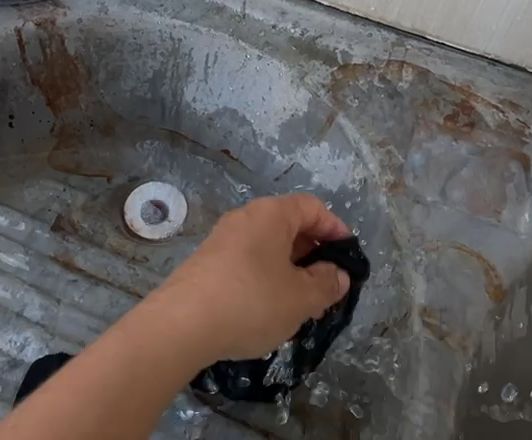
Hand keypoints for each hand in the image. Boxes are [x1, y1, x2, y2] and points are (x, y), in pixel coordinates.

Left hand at [139, 193, 352, 364]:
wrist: (182, 323)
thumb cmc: (251, 301)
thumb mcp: (300, 298)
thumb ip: (325, 284)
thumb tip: (339, 274)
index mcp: (272, 214)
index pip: (312, 207)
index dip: (335, 228)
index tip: (348, 256)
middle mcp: (247, 216)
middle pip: (289, 224)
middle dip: (312, 252)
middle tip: (327, 284)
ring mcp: (224, 238)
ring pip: (267, 245)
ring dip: (288, 267)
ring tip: (300, 301)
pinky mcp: (208, 261)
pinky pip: (247, 259)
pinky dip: (265, 276)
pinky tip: (267, 307)